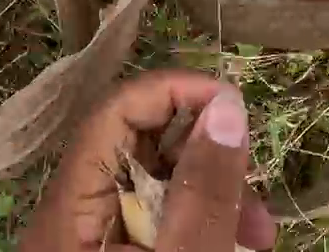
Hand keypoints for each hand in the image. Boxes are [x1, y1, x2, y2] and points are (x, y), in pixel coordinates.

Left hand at [19, 70, 275, 251]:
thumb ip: (202, 190)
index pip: (118, 109)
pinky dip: (199, 225)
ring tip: (260, 233)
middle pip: (142, 145)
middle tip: (256, 182)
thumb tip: (228, 102)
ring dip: (213, 194)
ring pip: (158, 186)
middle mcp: (74, 218)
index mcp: (69, 208)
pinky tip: (234, 243)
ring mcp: (93, 243)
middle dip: (208, 152)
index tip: (234, 106)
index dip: (178, 92)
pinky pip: (158, 223)